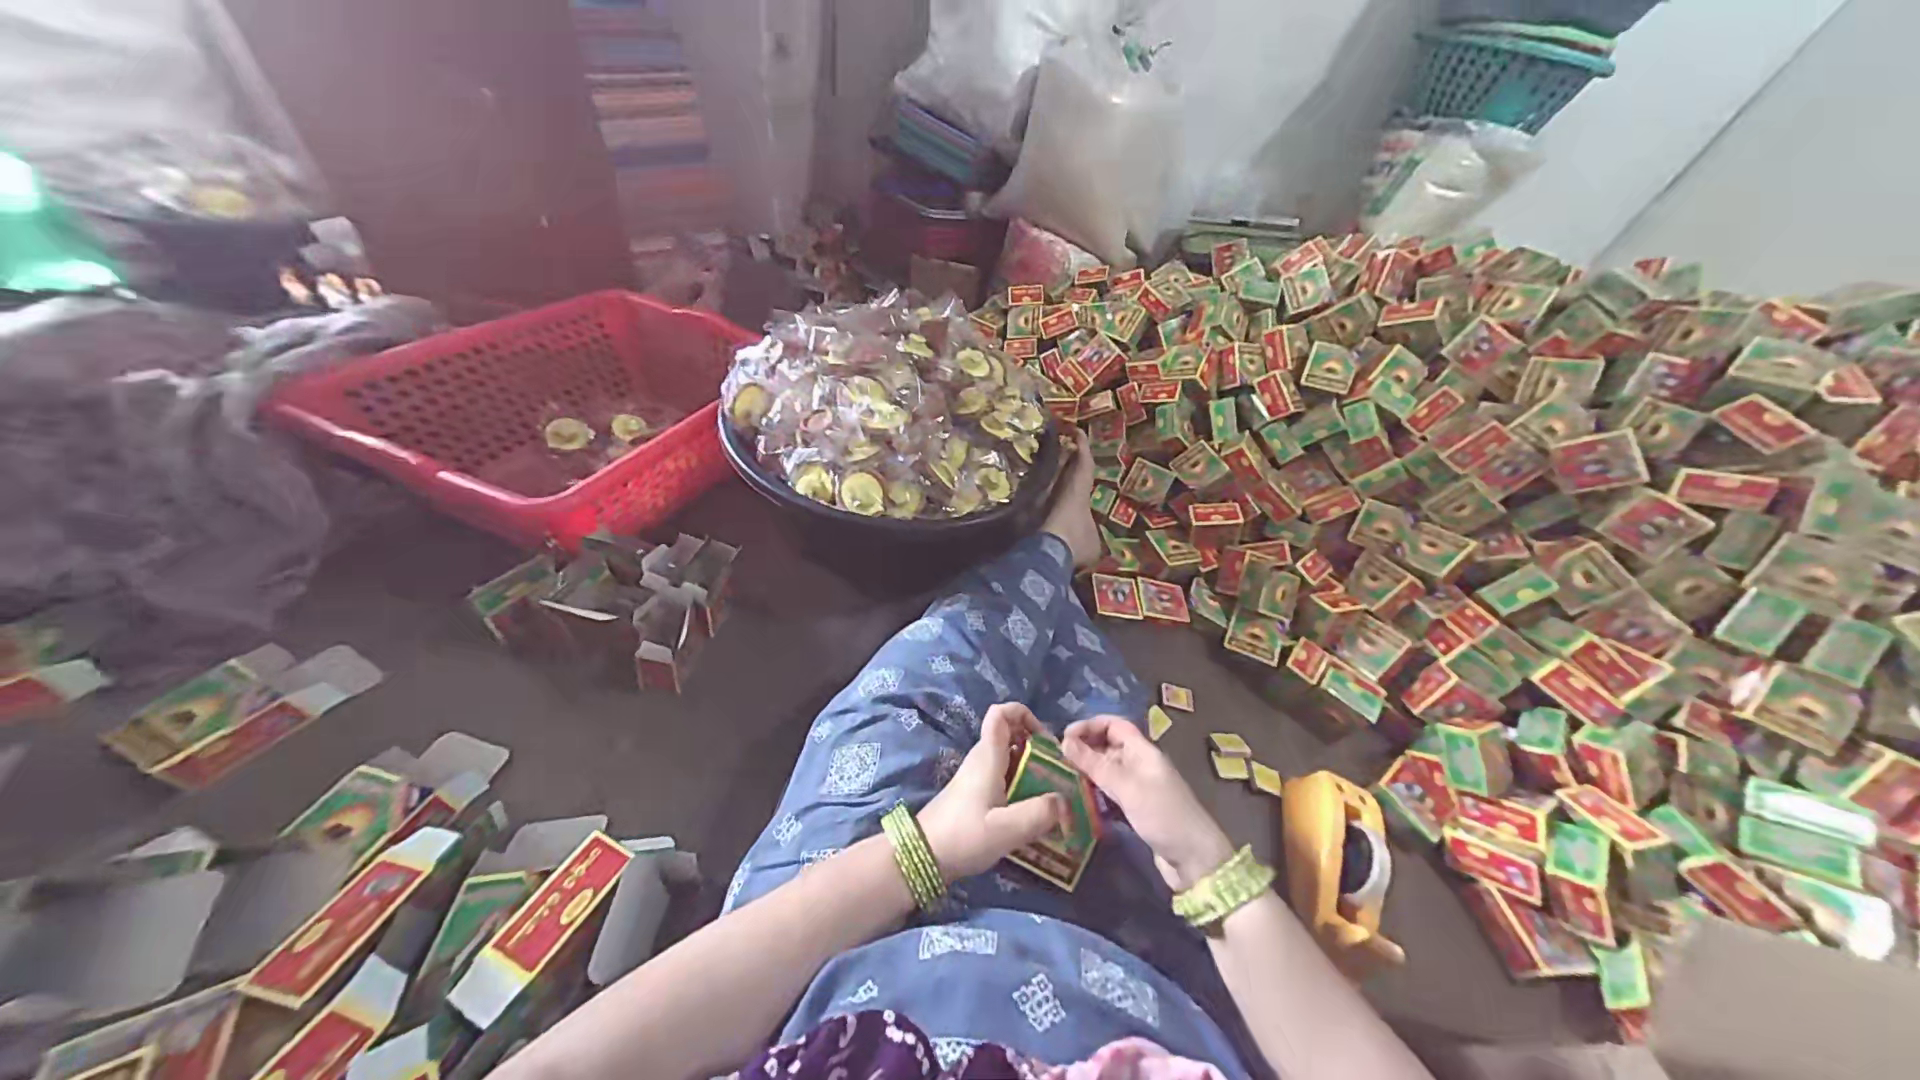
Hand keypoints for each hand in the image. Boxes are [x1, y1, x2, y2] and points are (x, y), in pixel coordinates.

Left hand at [918, 703, 1067, 880]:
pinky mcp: (976, 793)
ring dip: (1032, 768)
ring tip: (1052, 794)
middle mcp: (982, 759)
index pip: (1001, 713)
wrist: (923, 856)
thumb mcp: (1006, 829)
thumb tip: (1065, 802)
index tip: (1046, 740)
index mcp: (988, 756)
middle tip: (1057, 772)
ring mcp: (977, 776)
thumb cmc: (963, 836)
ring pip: (1009, 757)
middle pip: (1010, 734)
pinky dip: (1021, 785)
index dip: (1025, 715)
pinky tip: (1032, 812)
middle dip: (1037, 746)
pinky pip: (1004, 777)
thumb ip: (1039, 814)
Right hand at [1063, 715, 1235, 890]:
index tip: (1065, 737)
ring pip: (1108, 770)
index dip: (1090, 725)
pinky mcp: (1136, 809)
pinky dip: (1095, 792)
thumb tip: (1065, 741)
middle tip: (1059, 761)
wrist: (1195, 861)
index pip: (1114, 725)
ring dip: (1088, 771)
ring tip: (1064, 779)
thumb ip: (1095, 764)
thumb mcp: (1127, 787)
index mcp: (1144, 752)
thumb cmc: (1163, 816)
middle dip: (1085, 748)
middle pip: (1109, 745)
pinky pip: (1111, 792)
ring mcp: (1139, 788)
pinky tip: (1080, 800)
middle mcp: (1141, 765)